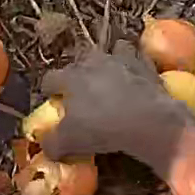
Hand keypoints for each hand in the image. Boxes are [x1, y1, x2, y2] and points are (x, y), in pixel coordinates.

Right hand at [38, 44, 194, 194]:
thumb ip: (51, 143)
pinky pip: (138, 59)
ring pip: (112, 50)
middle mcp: (93, 62)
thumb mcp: (67, 143)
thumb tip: (46, 145)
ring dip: (109, 62)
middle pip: (80, 61)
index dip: (49, 91)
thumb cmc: (101, 129)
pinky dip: (136, 67)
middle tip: (82, 94)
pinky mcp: (147, 66)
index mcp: (70, 77)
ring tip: (111, 79)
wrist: (148, 122)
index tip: (53, 102)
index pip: (50, 79)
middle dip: (78, 74)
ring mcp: (122, 60)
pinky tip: (136, 80)